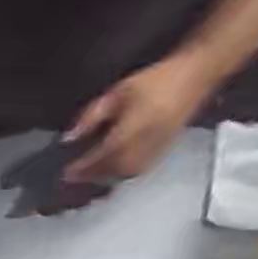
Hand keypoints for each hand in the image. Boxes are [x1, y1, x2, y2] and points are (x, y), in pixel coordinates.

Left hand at [62, 55, 215, 184]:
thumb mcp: (117, 93)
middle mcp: (139, 150)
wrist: (197, 75)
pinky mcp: (157, 157)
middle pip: (103, 175)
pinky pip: (129, 175)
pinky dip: (112, 179)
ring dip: (96, 183)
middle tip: (67, 182)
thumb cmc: (154, 81)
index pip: (95, 160)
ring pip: (116, 179)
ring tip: (80, 183)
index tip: (60, 174)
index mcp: (128, 133)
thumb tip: (66, 140)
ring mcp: (150, 155)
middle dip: (84, 180)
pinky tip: (100, 177)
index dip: (76, 170)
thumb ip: (90, 117)